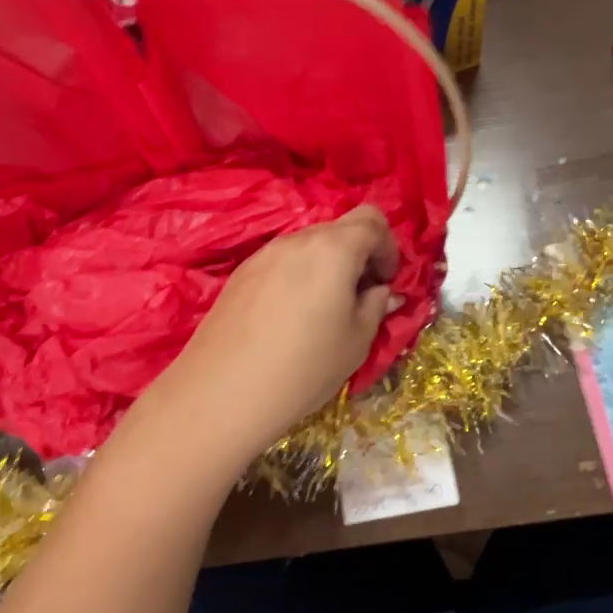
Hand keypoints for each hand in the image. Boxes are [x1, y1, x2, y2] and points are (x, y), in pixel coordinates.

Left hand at [141, 205, 400, 461]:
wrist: (224, 392)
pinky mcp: (240, 275)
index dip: (388, 248)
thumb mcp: (357, 341)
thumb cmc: (304, 367)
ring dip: (327, 268)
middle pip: (339, 230)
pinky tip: (291, 320)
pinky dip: (298, 278)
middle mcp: (297, 239)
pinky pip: (282, 264)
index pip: (372, 220)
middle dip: (358, 257)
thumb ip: (376, 305)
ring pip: (308, 247)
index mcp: (333, 248)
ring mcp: (263, 254)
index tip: (386, 283)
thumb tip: (381, 291)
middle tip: (360, 299)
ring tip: (324, 313)